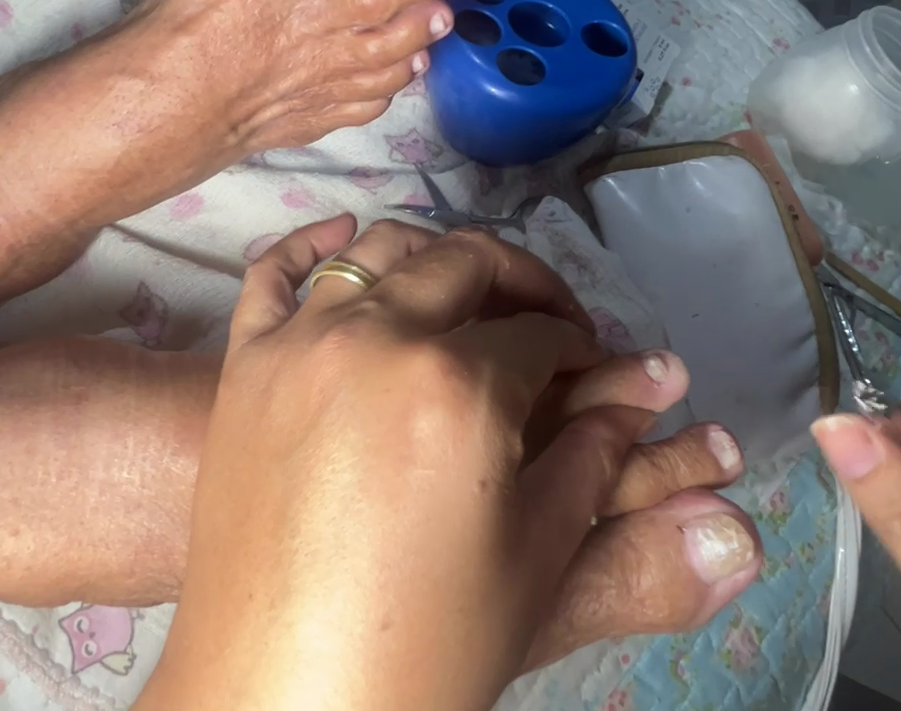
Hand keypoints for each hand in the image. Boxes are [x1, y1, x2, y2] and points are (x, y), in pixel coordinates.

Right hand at [126, 0, 461, 156]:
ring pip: (373, 80)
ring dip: (404, 63)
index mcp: (331, 3)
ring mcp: (314, 93)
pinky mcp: (291, 123)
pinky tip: (373, 97)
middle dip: (421, 20)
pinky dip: (368, 105)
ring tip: (424, 50)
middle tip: (445, 10)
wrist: (169, 99)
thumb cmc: (214, 9)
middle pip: (387, 37)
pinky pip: (343, 116)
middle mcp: (333, 52)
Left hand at [138, 216, 757, 710]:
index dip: (584, 346)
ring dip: (436, 256)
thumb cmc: (422, 643)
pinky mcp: (245, 359)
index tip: (596, 366)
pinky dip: (313, 242)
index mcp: (457, 385)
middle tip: (548, 323)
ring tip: (465, 296)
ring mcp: (301, 340)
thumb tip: (656, 383)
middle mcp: (377, 336)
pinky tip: (347, 236)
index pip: (543, 334)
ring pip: (381, 247)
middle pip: (468, 262)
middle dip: (525, 282)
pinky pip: (274, 270)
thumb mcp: (534, 557)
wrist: (281, 695)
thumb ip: (597, 454)